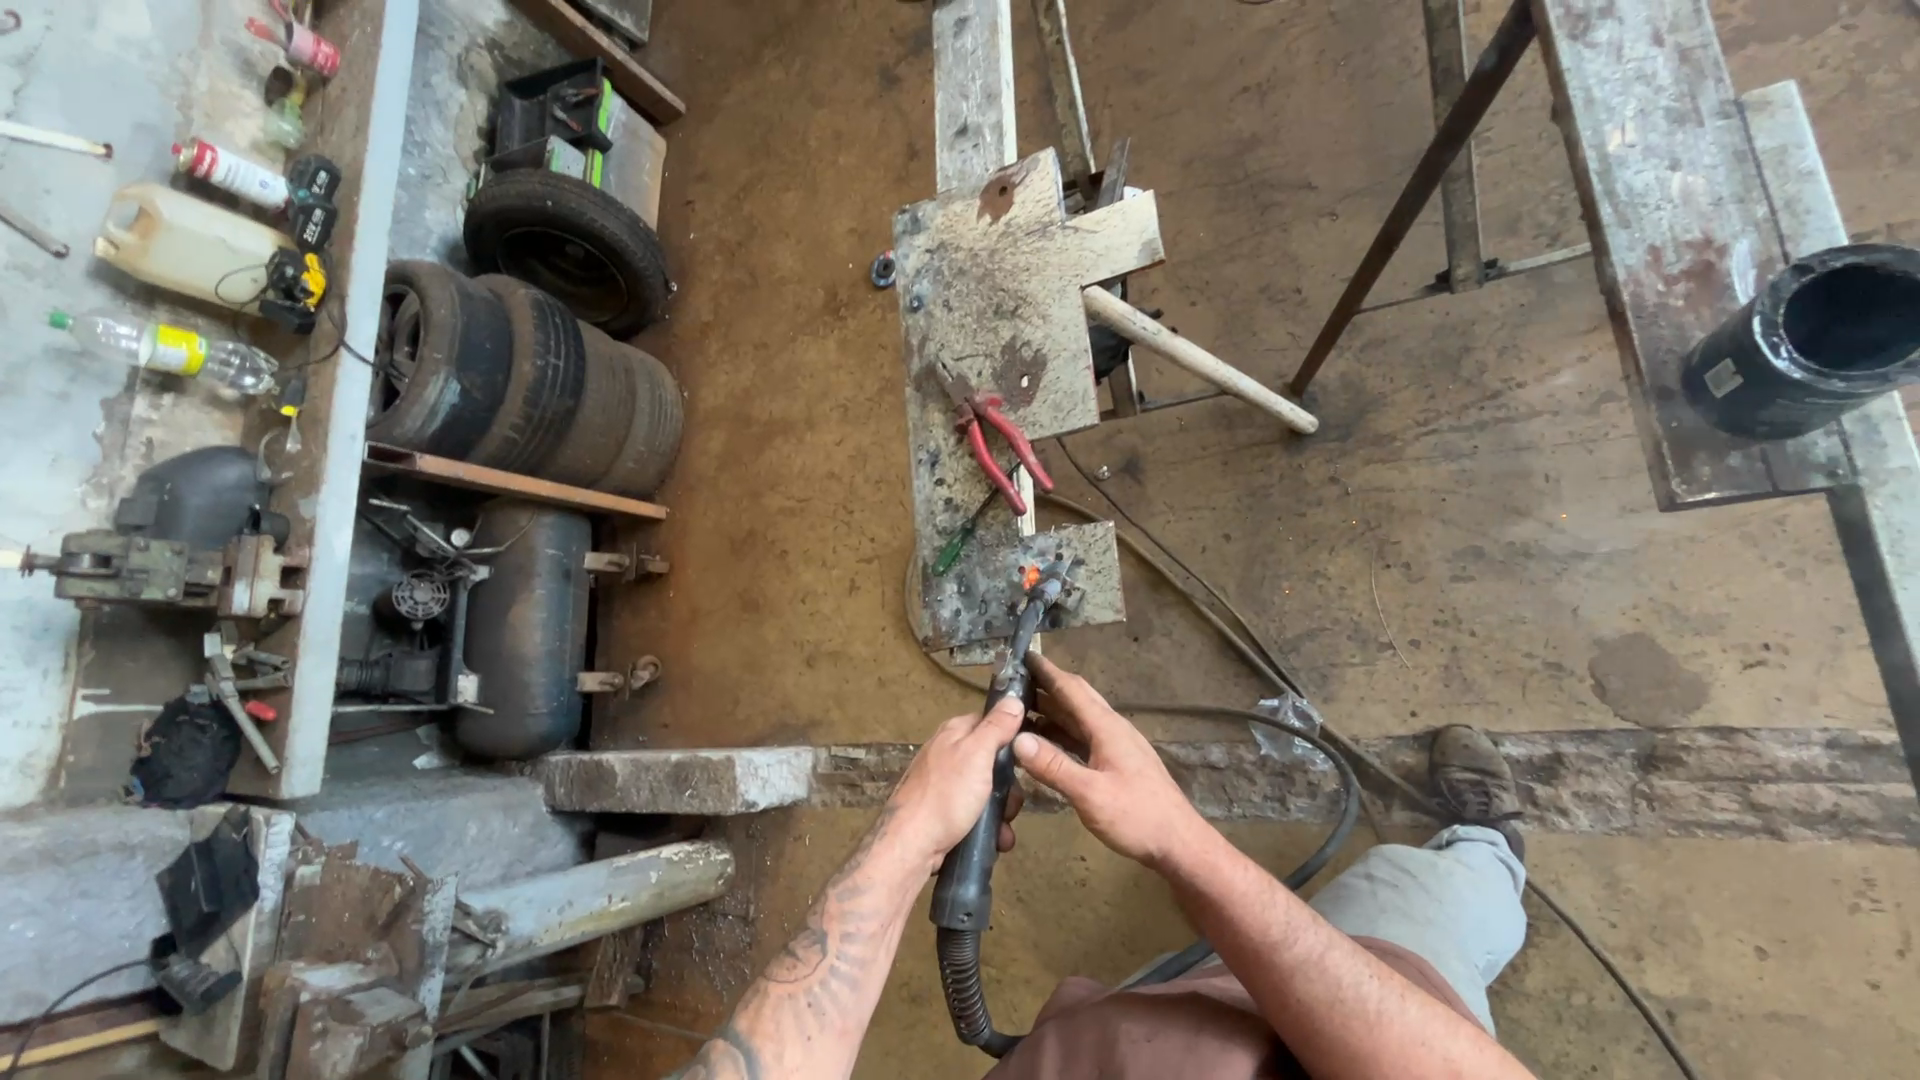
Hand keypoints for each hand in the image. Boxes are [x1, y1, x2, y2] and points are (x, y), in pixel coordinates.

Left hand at [885, 695, 1027, 873]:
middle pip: (992, 761)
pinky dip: (987, 827)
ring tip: (1003, 828)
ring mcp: (945, 785)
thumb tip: (1013, 698)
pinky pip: (975, 813)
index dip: (1010, 736)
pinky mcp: (945, 812)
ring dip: (1001, 811)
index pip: (990, 722)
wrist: (912, 846)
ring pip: (987, 791)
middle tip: (1011, 803)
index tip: (1026, 757)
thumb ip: (996, 727)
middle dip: (1008, 786)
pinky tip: (994, 840)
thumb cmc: (946, 796)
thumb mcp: (976, 755)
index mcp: (953, 733)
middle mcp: (947, 754)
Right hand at [1014, 653, 1209, 870]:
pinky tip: (1043, 744)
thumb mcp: (1090, 794)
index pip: (1071, 689)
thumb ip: (1054, 767)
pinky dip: (1060, 735)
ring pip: (1078, 720)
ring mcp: (1115, 747)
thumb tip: (1017, 739)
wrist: (1178, 843)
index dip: (1046, 671)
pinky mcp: (1116, 764)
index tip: (1023, 655)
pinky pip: (1082, 739)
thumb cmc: (1137, 816)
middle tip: (1014, 682)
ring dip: (1051, 712)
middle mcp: (1111, 729)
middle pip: (1076, 699)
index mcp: (1106, 727)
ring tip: (1019, 711)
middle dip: (1046, 687)